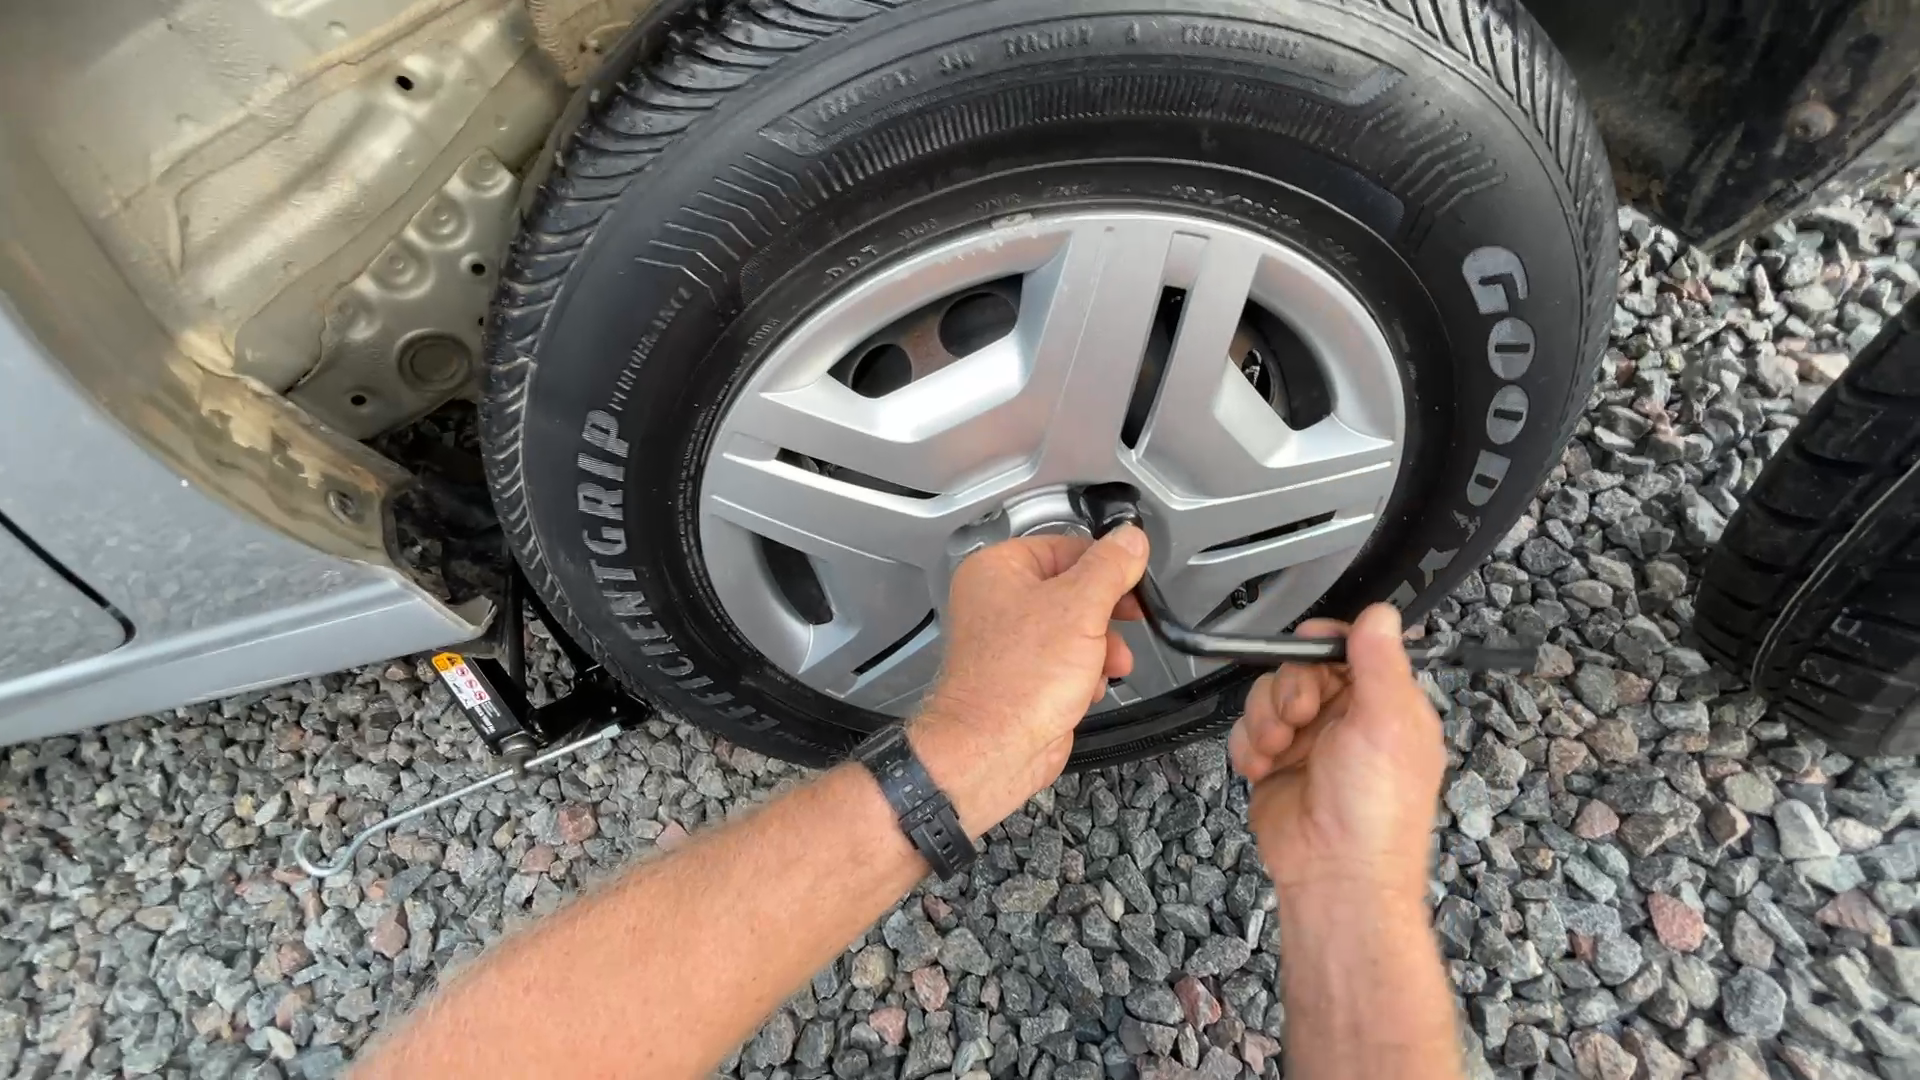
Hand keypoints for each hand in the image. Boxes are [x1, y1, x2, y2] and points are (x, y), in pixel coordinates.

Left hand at [911, 526, 1148, 834]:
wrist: (994, 749)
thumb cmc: (1018, 680)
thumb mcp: (1079, 608)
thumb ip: (1109, 568)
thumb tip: (1130, 540)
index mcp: (997, 570)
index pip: (1063, 546)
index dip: (1103, 563)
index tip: (1133, 576)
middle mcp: (997, 601)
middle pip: (1070, 589)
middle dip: (1105, 613)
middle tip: (1128, 618)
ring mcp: (1008, 641)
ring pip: (1073, 629)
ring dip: (1100, 648)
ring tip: (1109, 663)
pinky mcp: (1022, 675)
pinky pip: (1065, 662)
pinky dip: (1083, 674)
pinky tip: (1086, 688)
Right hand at [1230, 603, 1444, 905]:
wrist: (1333, 874)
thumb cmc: (1373, 808)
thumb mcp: (1386, 725)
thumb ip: (1379, 664)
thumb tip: (1381, 613)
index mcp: (1382, 705)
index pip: (1346, 649)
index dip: (1319, 646)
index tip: (1305, 651)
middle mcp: (1343, 720)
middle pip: (1295, 670)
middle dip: (1287, 691)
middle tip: (1298, 718)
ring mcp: (1304, 741)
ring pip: (1263, 697)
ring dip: (1262, 720)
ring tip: (1277, 749)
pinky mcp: (1271, 762)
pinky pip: (1243, 730)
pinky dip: (1247, 746)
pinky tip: (1262, 768)